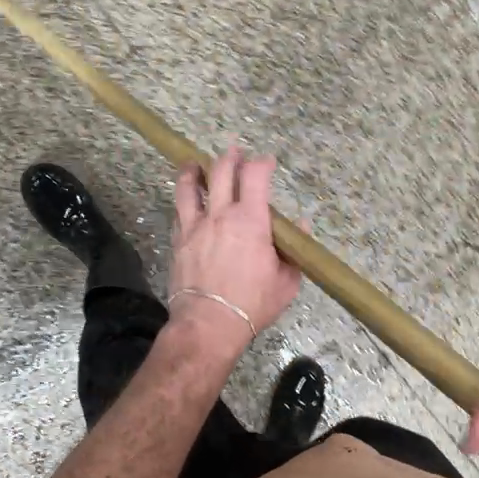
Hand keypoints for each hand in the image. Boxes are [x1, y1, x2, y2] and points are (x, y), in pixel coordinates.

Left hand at [168, 145, 301, 354]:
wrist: (208, 324)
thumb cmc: (252, 305)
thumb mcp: (286, 281)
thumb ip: (293, 251)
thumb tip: (300, 226)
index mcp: (251, 220)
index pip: (255, 175)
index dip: (262, 163)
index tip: (267, 162)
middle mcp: (220, 215)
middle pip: (221, 170)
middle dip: (230, 157)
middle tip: (235, 153)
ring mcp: (194, 226)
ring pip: (189, 185)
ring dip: (194, 170)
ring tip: (195, 164)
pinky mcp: (178, 241)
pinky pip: (179, 212)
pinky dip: (184, 201)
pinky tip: (186, 202)